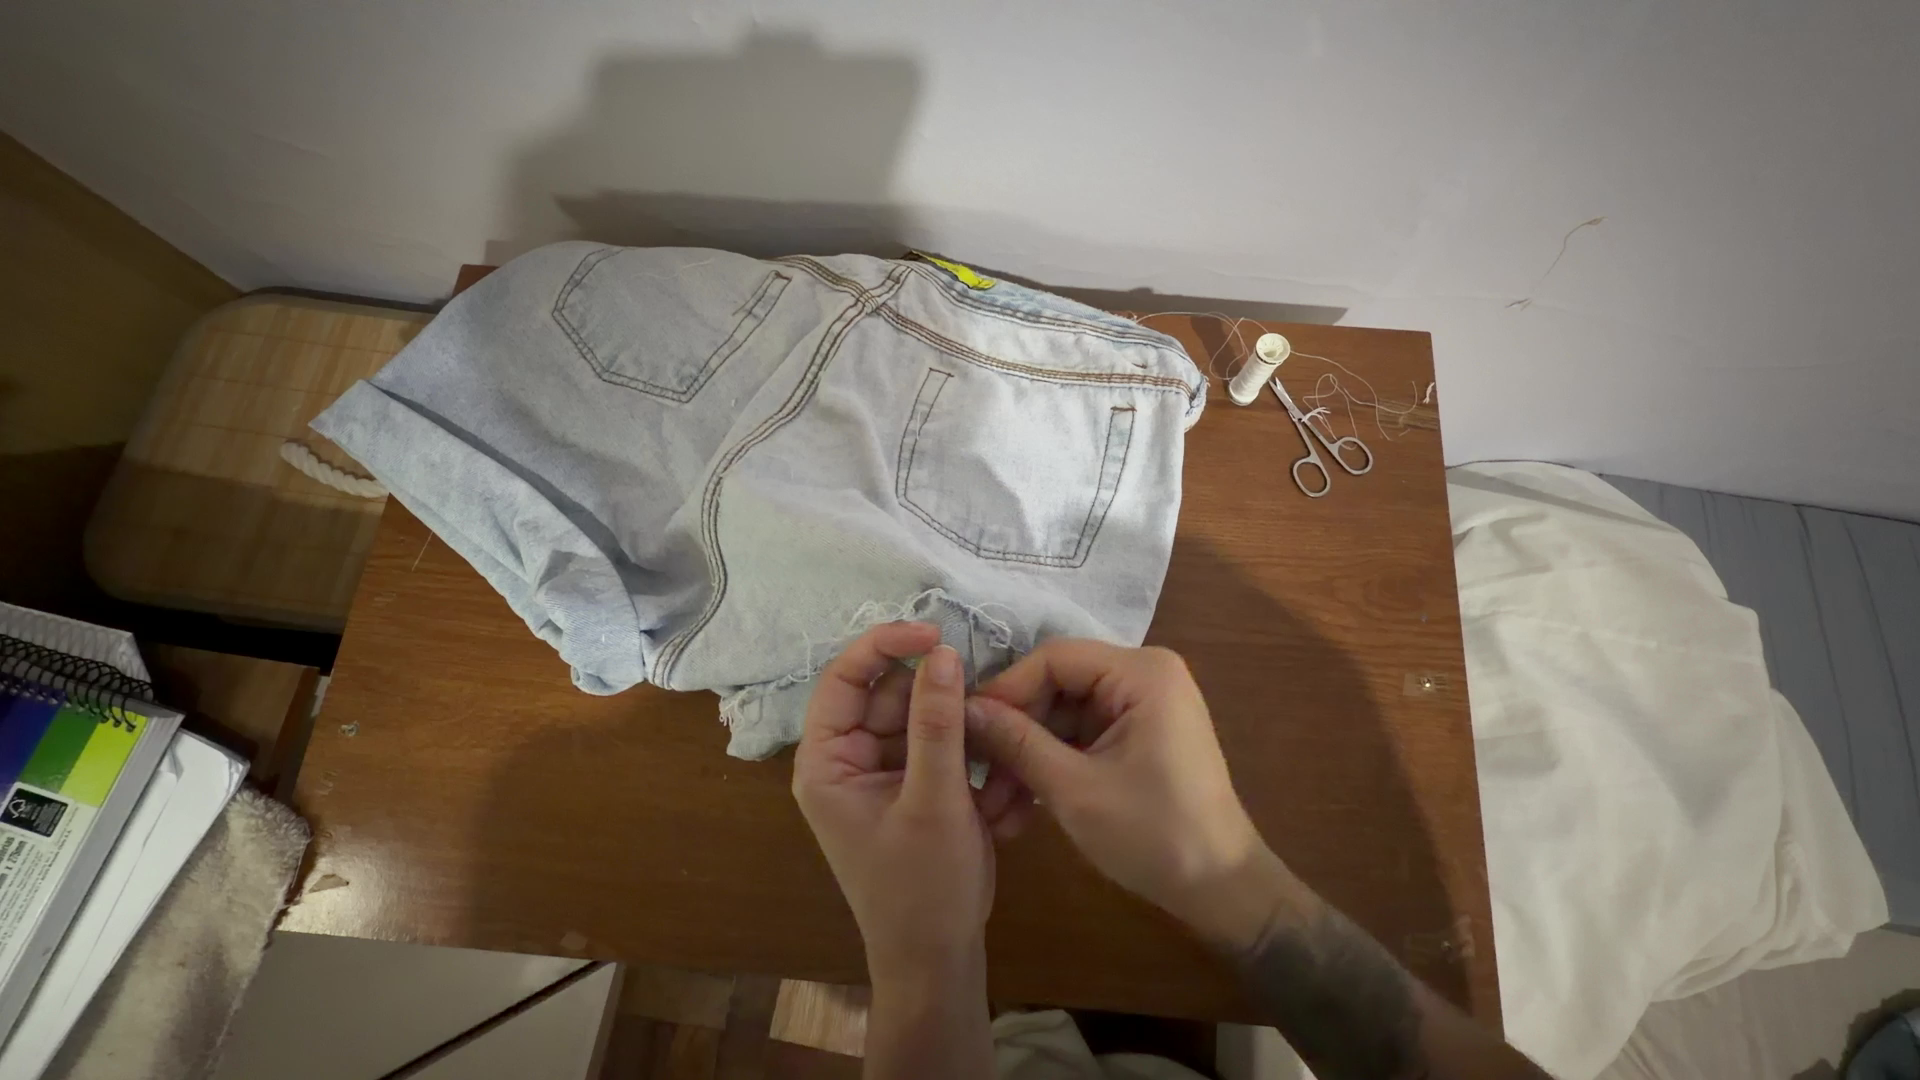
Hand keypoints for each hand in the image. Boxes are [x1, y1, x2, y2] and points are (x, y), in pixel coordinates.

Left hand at [791, 622, 995, 981]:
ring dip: (961, 728)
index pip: (844, 679)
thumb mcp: (934, 800)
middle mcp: (848, 759)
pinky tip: (996, 783)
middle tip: (988, 700)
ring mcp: (881, 773)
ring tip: (998, 750)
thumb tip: (942, 652)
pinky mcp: (912, 787)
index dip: (884, 645)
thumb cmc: (922, 887)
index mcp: (828, 761)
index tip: (935, 631)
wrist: (938, 960)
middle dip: (938, 696)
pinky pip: (937, 747)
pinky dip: (967, 753)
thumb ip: (937, 724)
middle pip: (890, 696)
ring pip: (920, 719)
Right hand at [963, 640, 1271, 946]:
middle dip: (1014, 732)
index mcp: (1141, 673)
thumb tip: (964, 709)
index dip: (1006, 689)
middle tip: (975, 774)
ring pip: (1061, 715)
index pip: (1054, 658)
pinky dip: (1050, 765)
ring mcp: (1139, 706)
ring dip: (1026, 756)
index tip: (964, 727)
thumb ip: (1017, 742)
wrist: (1223, 892)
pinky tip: (1018, 806)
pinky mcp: (1134, 735)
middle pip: (1056, 686)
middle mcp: (1142, 676)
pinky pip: (1079, 736)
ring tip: (992, 806)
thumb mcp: (1075, 789)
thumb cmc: (1155, 835)